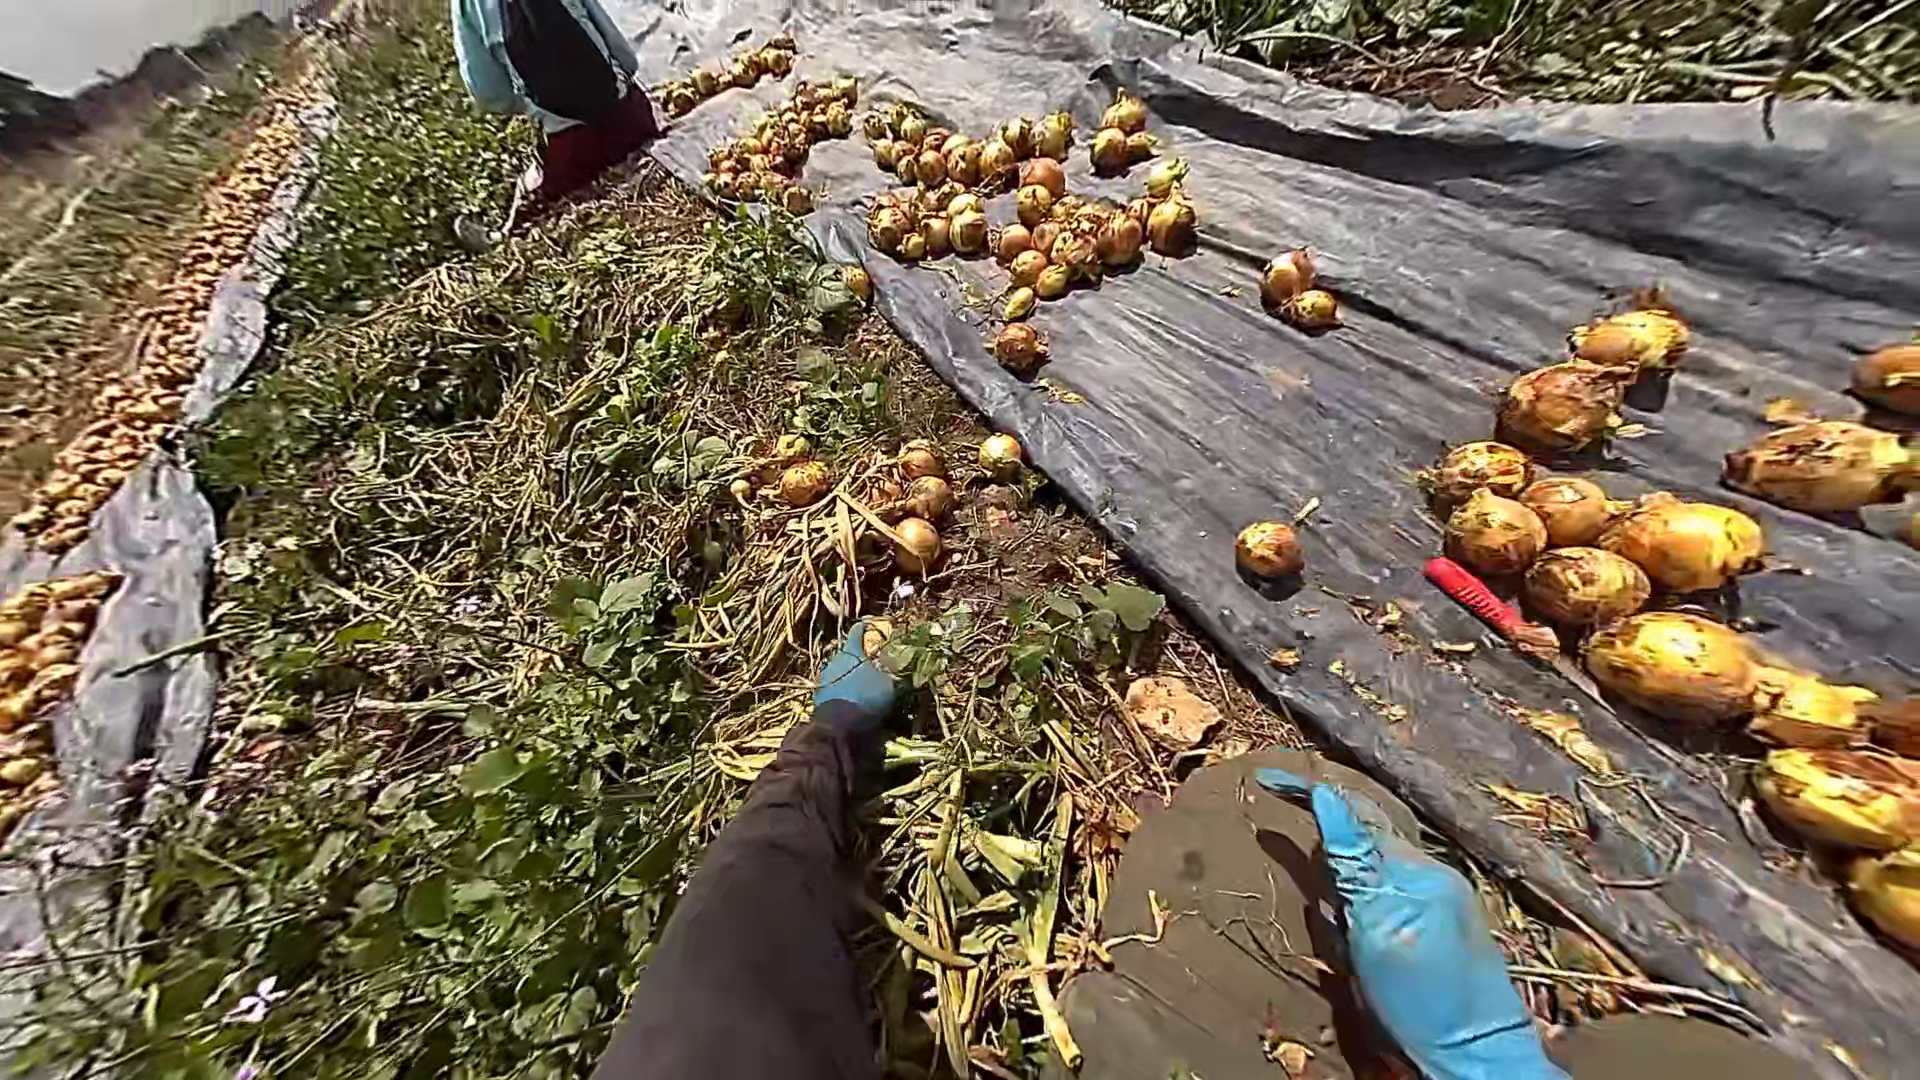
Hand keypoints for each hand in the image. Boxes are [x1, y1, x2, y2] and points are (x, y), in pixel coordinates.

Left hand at [812, 620, 896, 735]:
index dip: (864, 628)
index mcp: (852, 651)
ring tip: (860, 686)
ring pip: (839, 670)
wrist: (838, 725)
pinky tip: (850, 699)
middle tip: (869, 665)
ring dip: (848, 675)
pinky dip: (841, 690)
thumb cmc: (866, 697)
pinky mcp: (818, 694)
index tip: (868, 627)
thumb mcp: (887, 684)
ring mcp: (824, 676)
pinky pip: (833, 687)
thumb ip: (890, 671)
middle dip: (857, 658)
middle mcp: (835, 659)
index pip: (857, 632)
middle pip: (847, 653)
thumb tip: (895, 662)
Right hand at [1255, 769, 1566, 1079]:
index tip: (1263, 780)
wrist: (1477, 1066)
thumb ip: (1348, 860)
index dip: (1304, 788)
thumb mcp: (1373, 928)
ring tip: (1350, 949)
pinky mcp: (1429, 917)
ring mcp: (1429, 893)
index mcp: (1409, 867)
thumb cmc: (1421, 1002)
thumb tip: (1323, 793)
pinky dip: (1354, 914)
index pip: (1349, 807)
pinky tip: (1359, 950)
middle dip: (1324, 867)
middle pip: (1347, 838)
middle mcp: (1421, 870)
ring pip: (1355, 868)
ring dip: (1338, 899)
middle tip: (1331, 918)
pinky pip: (1372, 893)